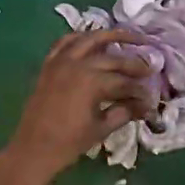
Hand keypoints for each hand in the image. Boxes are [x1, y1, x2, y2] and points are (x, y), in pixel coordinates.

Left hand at [0, 30, 152, 184]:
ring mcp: (61, 61)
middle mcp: (77, 64)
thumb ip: (124, 112)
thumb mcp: (101, 128)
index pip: (124, 82)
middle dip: (134, 63)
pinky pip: (65, 42)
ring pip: (90, 39)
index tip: (151, 99)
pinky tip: (92, 39)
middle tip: (150, 66)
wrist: (33, 149)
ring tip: (130, 36)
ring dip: (111, 36)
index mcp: (92, 82)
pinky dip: (80, 38)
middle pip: (113, 59)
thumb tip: (144, 106)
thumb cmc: (69, 142)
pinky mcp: (50, 64)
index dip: (140, 91)